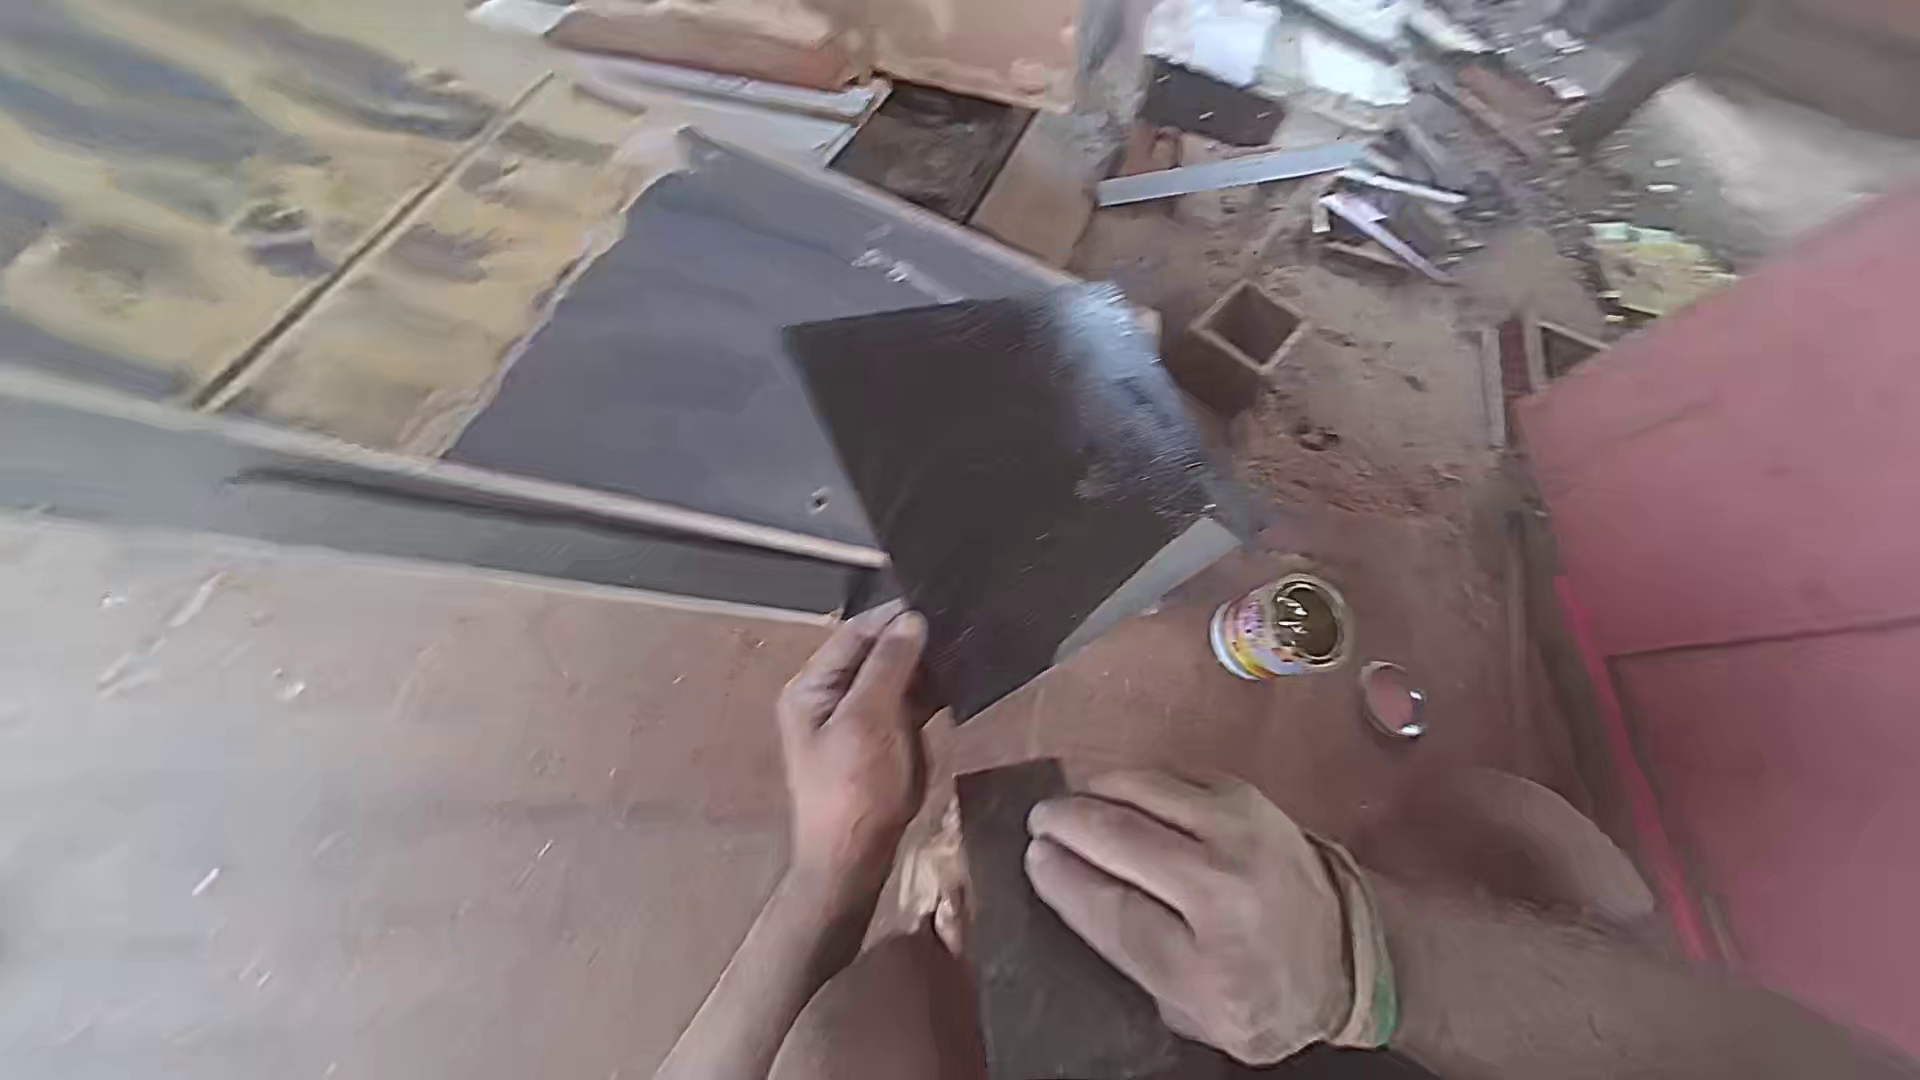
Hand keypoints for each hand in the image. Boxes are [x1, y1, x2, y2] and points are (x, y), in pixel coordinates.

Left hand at [776, 600, 933, 889]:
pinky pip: (910, 697)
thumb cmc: (852, 788)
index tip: (929, 604)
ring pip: (897, 673)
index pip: (854, 635)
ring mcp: (863, 713)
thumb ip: (888, 667)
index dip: (890, 618)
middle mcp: (836, 694)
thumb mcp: (866, 721)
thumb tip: (912, 620)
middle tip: (952, 622)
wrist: (857, 857)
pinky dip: (931, 687)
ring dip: (925, 661)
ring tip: (960, 643)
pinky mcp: (888, 731)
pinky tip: (957, 676)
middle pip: (876, 651)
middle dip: (910, 638)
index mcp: (815, 686)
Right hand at [1025, 771, 1349, 1064]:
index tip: (1034, 857)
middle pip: (1118, 837)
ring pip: (1133, 789)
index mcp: (1214, 971)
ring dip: (1089, 793)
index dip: (1063, 878)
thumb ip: (1128, 951)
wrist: (1346, 944)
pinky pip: (1159, 772)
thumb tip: (1060, 876)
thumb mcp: (1193, 1008)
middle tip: (1040, 821)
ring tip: (1072, 806)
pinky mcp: (1239, 791)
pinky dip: (1125, 781)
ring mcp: (1237, 830)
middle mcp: (1227, 891)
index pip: (1114, 912)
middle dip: (1064, 822)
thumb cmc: (1258, 987)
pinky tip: (1115, 797)